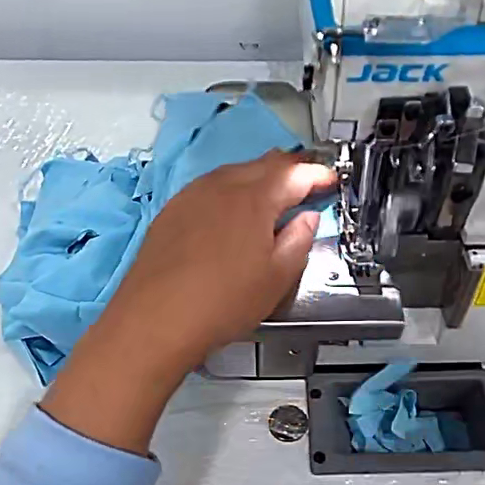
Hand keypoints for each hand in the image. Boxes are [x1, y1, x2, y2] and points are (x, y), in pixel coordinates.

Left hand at [42, 150, 333, 454]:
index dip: (317, 174)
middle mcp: (222, 186)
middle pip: (263, 164)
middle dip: (289, 169)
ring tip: (271, 196)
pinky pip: (209, 188)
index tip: (330, 181)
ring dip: (258, 178)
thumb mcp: (277, 278)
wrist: (154, 320)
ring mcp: (191, 195)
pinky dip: (230, 191)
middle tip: (306, 183)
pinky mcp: (170, 211)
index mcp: (254, 198)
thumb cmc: (223, 302)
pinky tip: (230, 213)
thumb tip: (306, 218)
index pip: (295, 173)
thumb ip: (299, 240)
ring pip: (233, 173)